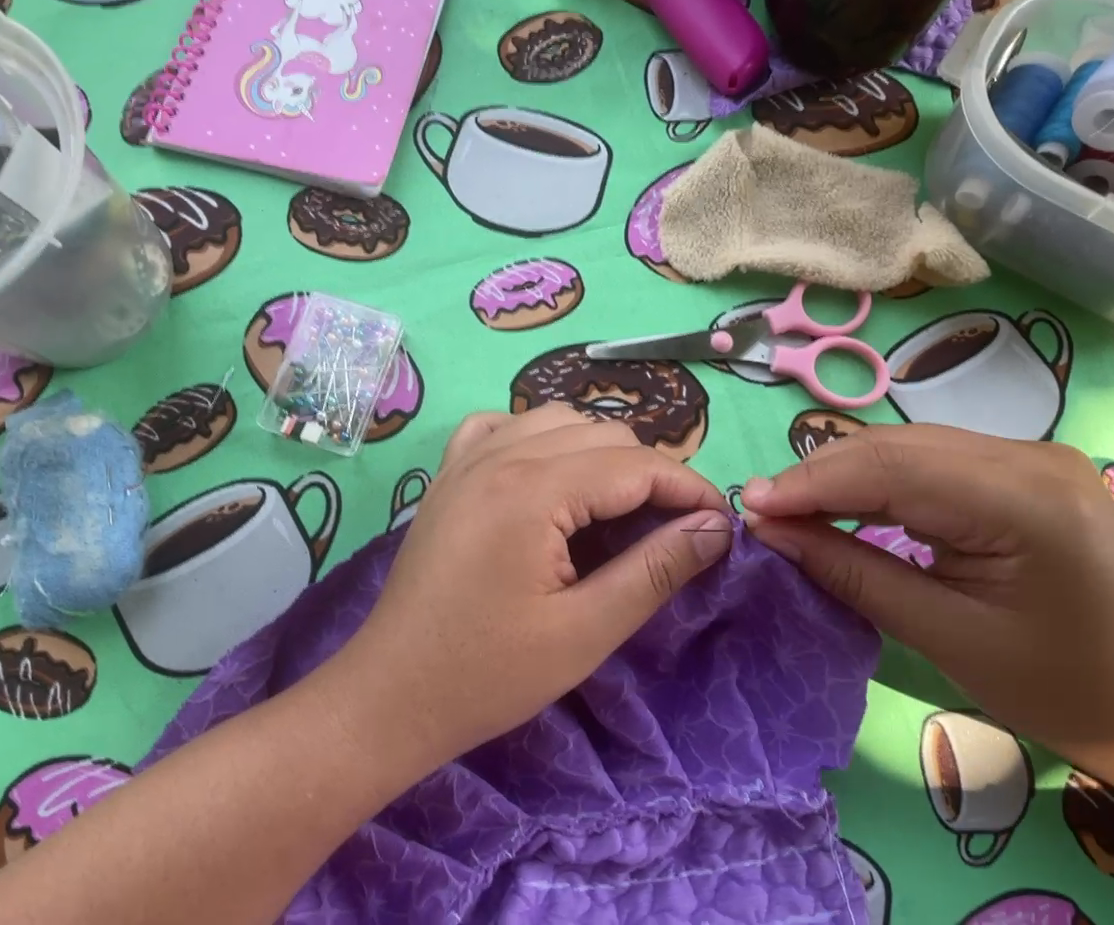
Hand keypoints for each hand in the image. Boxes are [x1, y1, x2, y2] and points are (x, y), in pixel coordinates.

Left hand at [326, 405, 730, 765]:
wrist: (392, 695)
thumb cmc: (488, 674)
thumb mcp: (585, 632)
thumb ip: (655, 570)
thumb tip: (716, 526)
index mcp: (534, 490)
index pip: (635, 463)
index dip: (689, 488)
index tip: (721, 524)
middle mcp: (499, 455)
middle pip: (602, 434)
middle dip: (649, 474)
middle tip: (671, 531)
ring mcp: (467, 460)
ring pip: (556, 420)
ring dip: (598, 453)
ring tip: (615, 509)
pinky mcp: (447, 476)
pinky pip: (502, 426)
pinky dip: (538, 439)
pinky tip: (546, 477)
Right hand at [742, 425, 1113, 763]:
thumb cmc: (1051, 687)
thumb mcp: (942, 637)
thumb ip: (852, 573)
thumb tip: (770, 530)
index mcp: (1032, 505)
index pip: (896, 468)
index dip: (814, 481)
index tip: (750, 504)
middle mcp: (1035, 457)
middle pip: (898, 446)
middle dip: (821, 475)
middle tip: (761, 510)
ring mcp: (1031, 454)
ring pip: (907, 445)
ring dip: (843, 474)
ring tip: (789, 508)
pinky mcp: (1020, 465)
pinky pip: (929, 459)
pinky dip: (876, 480)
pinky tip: (840, 502)